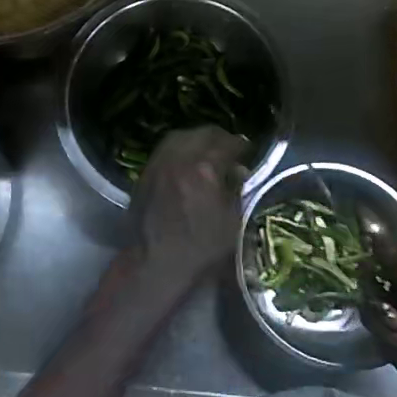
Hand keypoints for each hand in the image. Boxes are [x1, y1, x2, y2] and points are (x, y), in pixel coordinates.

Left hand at [126, 126, 247, 285]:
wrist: (154, 263)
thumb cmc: (200, 248)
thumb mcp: (233, 222)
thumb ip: (239, 190)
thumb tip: (240, 170)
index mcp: (205, 168)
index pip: (230, 144)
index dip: (244, 148)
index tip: (250, 154)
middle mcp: (180, 156)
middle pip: (205, 133)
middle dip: (222, 140)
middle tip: (232, 153)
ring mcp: (159, 161)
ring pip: (183, 136)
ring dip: (199, 140)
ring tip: (209, 155)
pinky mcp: (146, 170)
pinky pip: (166, 148)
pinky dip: (181, 149)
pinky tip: (187, 164)